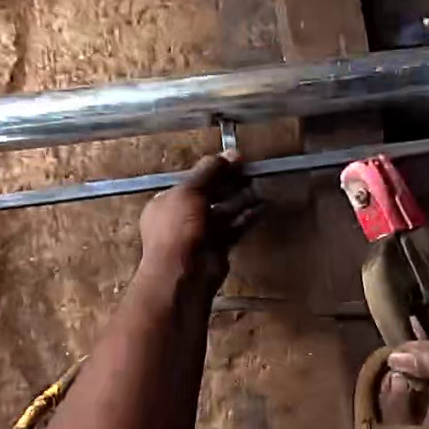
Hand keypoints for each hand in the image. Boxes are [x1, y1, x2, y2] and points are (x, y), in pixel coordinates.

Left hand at [138, 152, 260, 284]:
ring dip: (241, 199)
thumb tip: (230, 154)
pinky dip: (247, 218)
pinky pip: (234, 228)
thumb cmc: (177, 230)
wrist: (183, 274)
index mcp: (167, 202)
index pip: (193, 181)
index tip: (234, 160)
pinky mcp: (218, 248)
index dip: (213, 169)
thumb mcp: (189, 191)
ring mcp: (200, 234)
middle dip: (229, 183)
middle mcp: (182, 217)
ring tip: (259, 186)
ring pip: (224, 212)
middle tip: (250, 171)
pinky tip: (261, 208)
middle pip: (210, 195)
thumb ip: (209, 172)